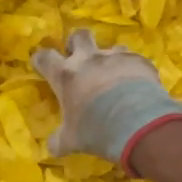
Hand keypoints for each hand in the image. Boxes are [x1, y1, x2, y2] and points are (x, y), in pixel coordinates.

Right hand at [31, 28, 181, 170]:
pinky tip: (136, 85)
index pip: (45, 57)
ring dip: (109, 58)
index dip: (41, 59)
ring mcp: (116, 57)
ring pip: (111, 46)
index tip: (41, 63)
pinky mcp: (140, 61)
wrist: (137, 123)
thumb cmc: (95, 130)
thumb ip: (59, 140)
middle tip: (79, 58)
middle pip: (79, 35)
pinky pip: (134, 60)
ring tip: (113, 75)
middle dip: (77, 43)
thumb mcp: (71, 141)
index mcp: (66, 75)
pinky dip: (132, 70)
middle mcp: (89, 60)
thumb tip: (52, 147)